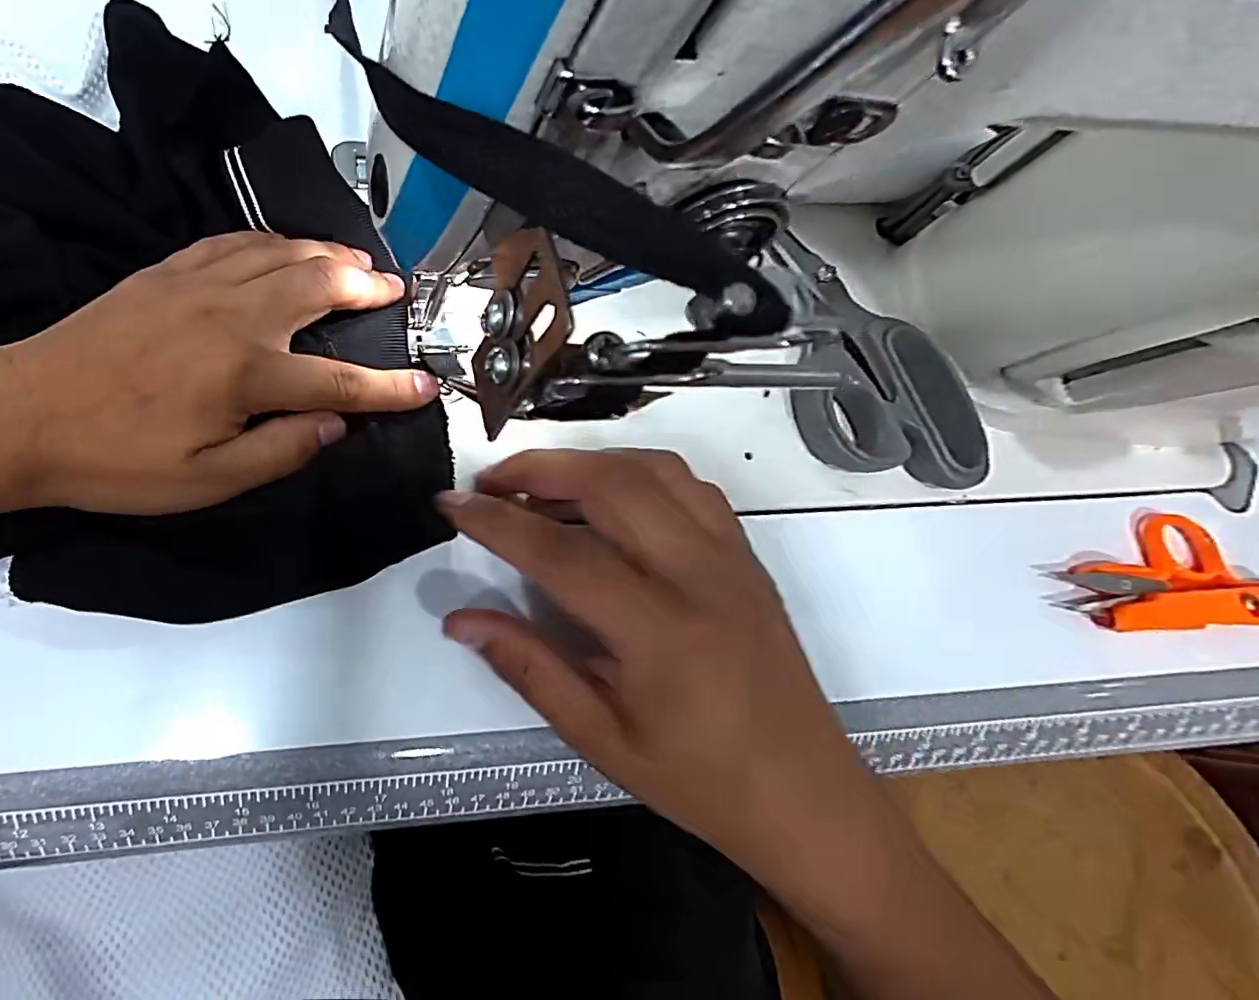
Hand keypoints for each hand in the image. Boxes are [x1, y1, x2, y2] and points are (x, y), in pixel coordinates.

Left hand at [0, 232, 436, 516]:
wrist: (20, 414)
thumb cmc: (114, 460)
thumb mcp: (204, 481)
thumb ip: (278, 450)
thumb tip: (334, 424)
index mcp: (246, 373)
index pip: (340, 379)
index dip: (390, 386)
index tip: (426, 386)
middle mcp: (231, 315)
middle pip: (319, 287)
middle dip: (366, 290)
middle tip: (394, 292)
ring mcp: (195, 284)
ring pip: (280, 252)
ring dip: (326, 254)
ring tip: (356, 263)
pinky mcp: (163, 272)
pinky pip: (232, 242)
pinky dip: (270, 240)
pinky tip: (281, 247)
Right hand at [436, 450, 1058, 999]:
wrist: (808, 798)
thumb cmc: (697, 779)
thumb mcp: (598, 737)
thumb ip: (527, 666)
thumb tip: (459, 619)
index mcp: (660, 632)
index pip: (561, 553)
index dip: (497, 522)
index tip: (450, 504)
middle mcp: (701, 576)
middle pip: (611, 485)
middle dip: (538, 469)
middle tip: (489, 482)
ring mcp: (732, 557)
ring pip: (652, 470)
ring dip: (586, 461)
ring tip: (538, 481)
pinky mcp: (746, 555)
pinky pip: (687, 485)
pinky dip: (634, 471)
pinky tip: (604, 495)